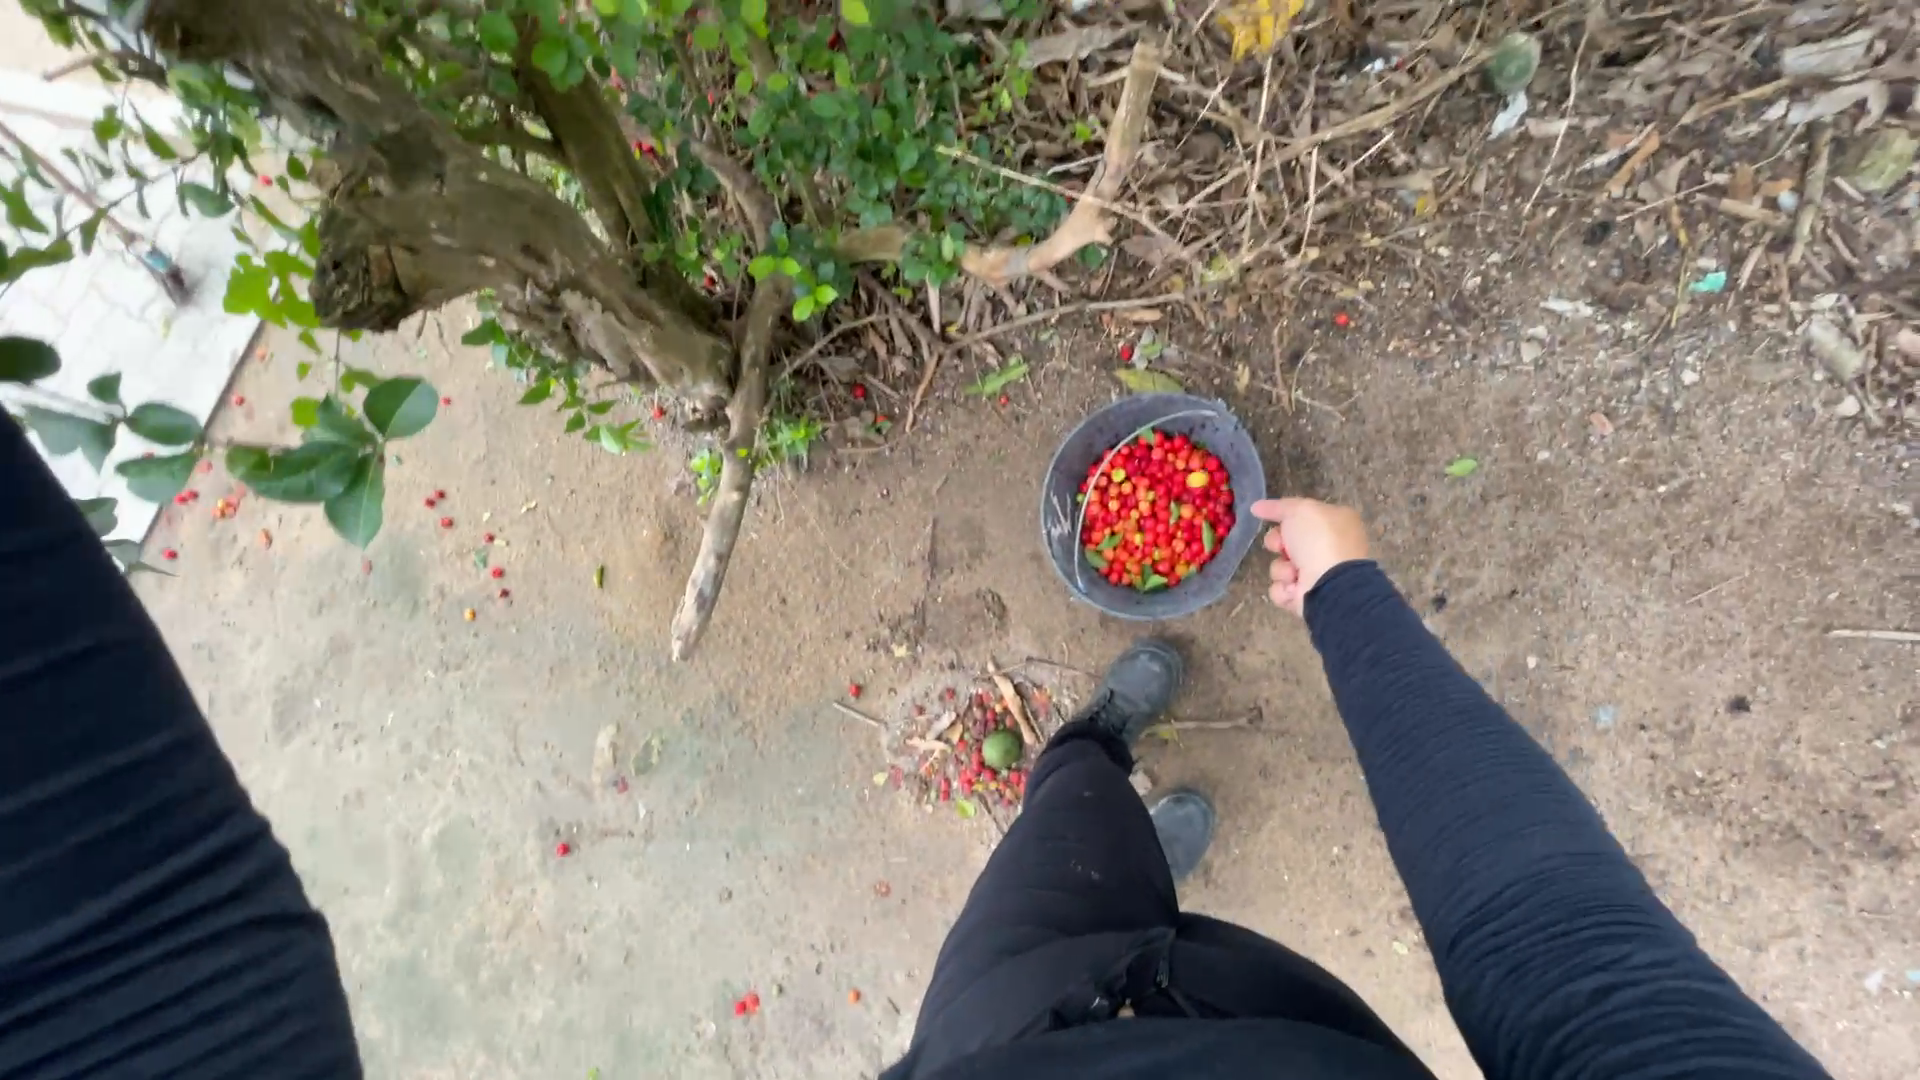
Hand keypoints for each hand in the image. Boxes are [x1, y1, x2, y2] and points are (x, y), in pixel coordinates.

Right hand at [1249, 498, 1369, 615]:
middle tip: (1281, 547)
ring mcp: (1318, 574)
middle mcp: (1327, 548)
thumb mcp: (1300, 510)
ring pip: (1280, 566)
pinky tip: (1294, 587)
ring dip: (1281, 569)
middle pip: (1286, 542)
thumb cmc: (1320, 540)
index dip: (1283, 518)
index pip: (1302, 517)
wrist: (1330, 582)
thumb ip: (1278, 507)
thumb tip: (1256, 507)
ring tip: (1293, 573)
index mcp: (1335, 524)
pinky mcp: (1307, 596)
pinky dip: (1283, 588)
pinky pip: (1281, 589)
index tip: (1269, 518)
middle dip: (1277, 543)